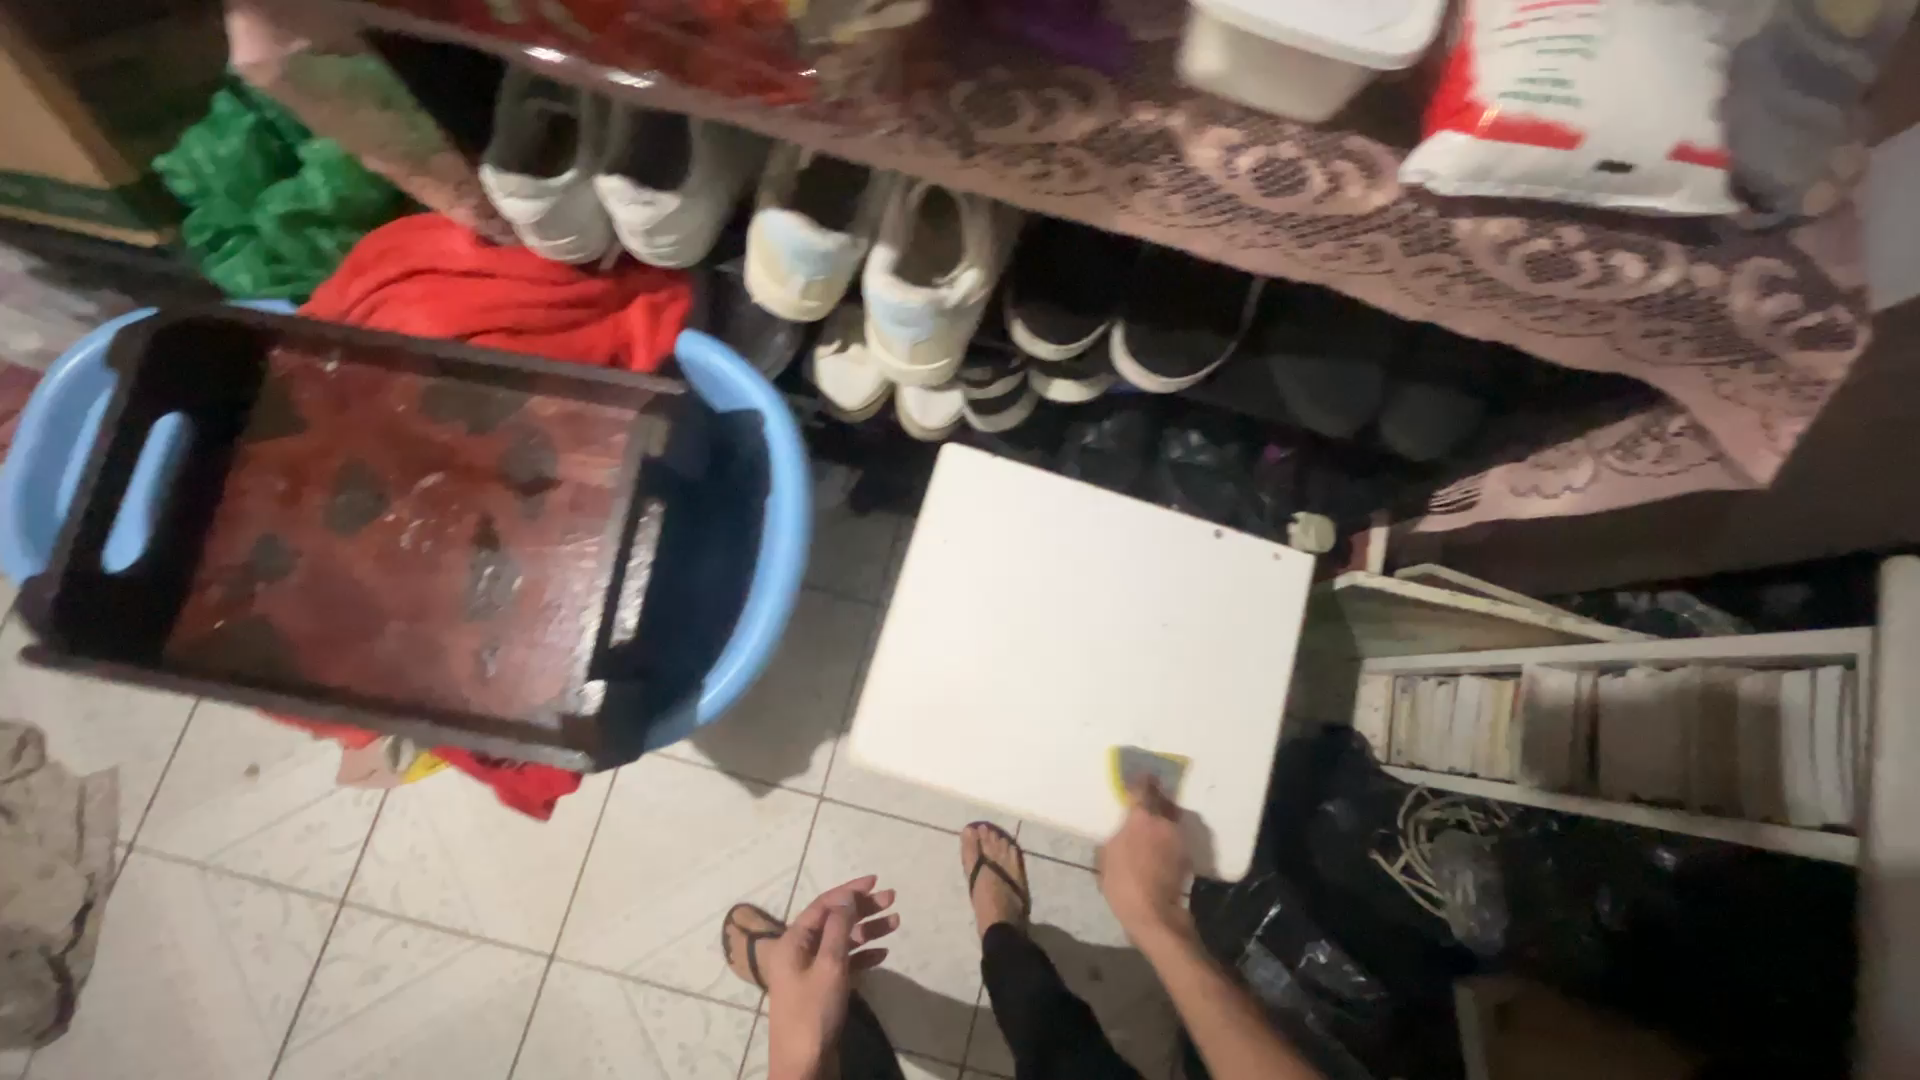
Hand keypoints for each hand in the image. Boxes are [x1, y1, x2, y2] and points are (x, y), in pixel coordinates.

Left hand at [764, 876, 899, 1079]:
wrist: (804, 1069)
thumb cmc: (814, 1013)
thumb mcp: (829, 965)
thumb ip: (839, 927)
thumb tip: (847, 895)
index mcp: (793, 941)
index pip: (824, 905)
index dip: (849, 890)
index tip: (876, 881)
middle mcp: (799, 952)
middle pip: (834, 920)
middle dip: (862, 909)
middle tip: (892, 900)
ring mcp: (810, 973)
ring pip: (842, 941)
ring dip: (867, 931)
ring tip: (896, 922)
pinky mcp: (822, 991)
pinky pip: (844, 964)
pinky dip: (863, 956)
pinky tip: (883, 953)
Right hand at [1099, 778, 1194, 944]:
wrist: (1153, 913)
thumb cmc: (1122, 882)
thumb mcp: (1106, 855)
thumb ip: (1117, 835)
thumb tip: (1123, 831)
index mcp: (1141, 818)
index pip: (1144, 789)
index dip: (1143, 781)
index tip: (1142, 774)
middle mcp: (1164, 823)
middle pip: (1164, 801)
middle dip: (1158, 798)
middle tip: (1150, 798)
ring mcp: (1178, 840)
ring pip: (1172, 820)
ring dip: (1165, 819)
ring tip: (1155, 825)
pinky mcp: (1187, 858)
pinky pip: (1176, 839)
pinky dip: (1169, 838)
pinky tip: (1161, 848)